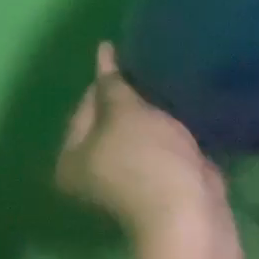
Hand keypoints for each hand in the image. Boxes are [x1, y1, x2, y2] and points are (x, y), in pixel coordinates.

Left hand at [56, 42, 227, 241]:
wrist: (187, 207)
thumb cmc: (146, 158)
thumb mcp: (126, 113)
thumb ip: (114, 83)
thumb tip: (103, 51)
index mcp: (71, 156)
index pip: (86, 104)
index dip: (110, 77)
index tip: (136, 51)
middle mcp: (91, 169)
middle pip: (111, 118)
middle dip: (134, 94)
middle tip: (158, 63)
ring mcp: (126, 176)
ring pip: (139, 131)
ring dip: (155, 110)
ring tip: (174, 79)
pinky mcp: (158, 178)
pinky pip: (161, 143)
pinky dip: (171, 127)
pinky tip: (187, 106)